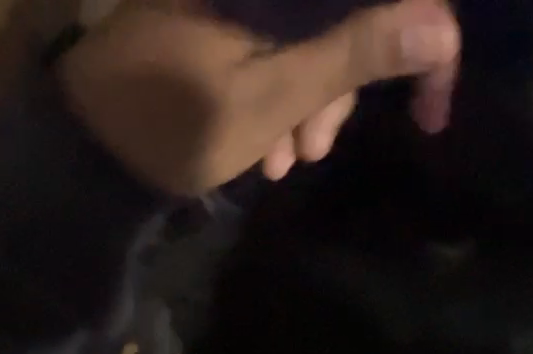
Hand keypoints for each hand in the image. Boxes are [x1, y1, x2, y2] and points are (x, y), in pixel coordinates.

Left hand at [57, 0, 460, 195]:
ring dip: (313, 99)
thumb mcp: (272, 97)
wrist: (91, 137)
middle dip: (342, 86)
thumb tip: (442, 24)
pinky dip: (284, 90)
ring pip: (315, 30)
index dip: (423, 41)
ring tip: (285, 159)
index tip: (430, 112)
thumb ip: (354, 54)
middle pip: (347, 9)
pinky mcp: (226, 13)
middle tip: (315, 150)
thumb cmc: (177, 122)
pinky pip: (280, 40)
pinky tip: (268, 141)